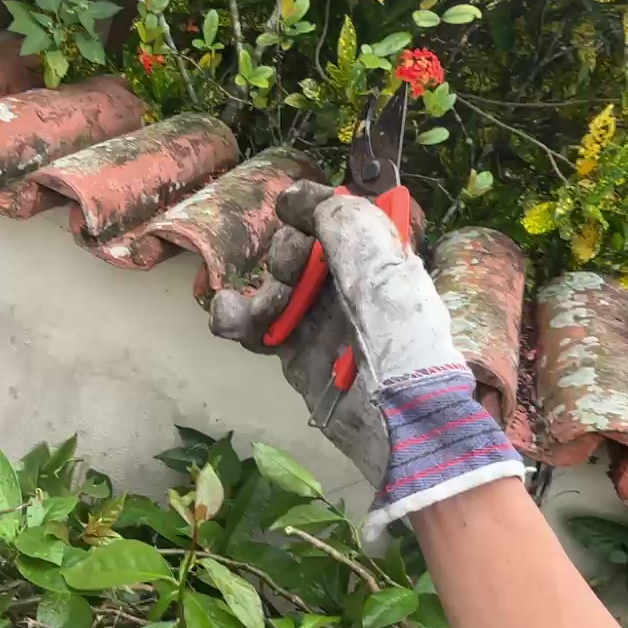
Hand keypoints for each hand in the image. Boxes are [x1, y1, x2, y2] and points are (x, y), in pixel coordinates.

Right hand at [210, 182, 524, 540]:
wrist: (398, 430)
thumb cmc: (400, 345)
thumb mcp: (384, 273)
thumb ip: (347, 226)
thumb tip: (305, 198)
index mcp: (380, 261)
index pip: (339, 219)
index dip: (311, 209)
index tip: (288, 208)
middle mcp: (351, 288)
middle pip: (299, 252)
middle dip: (284, 259)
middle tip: (290, 278)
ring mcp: (322, 323)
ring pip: (274, 289)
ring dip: (256, 294)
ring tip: (255, 314)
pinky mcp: (297, 357)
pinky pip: (259, 328)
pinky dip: (237, 321)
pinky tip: (226, 319)